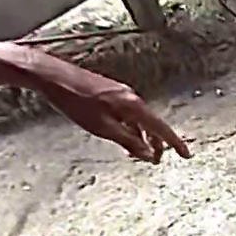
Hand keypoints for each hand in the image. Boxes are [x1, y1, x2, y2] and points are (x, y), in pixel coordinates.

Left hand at [7, 47, 192, 162]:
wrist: (48, 74)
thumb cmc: (73, 101)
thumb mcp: (102, 128)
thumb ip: (128, 141)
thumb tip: (148, 154)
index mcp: (133, 106)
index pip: (161, 129)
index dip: (175, 144)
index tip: (187, 155)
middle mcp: (131, 98)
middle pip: (152, 125)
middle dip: (156, 145)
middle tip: (154, 161)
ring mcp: (121, 94)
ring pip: (140, 121)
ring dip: (141, 137)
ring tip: (135, 153)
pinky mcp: (110, 93)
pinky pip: (128, 114)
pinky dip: (131, 128)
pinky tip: (122, 136)